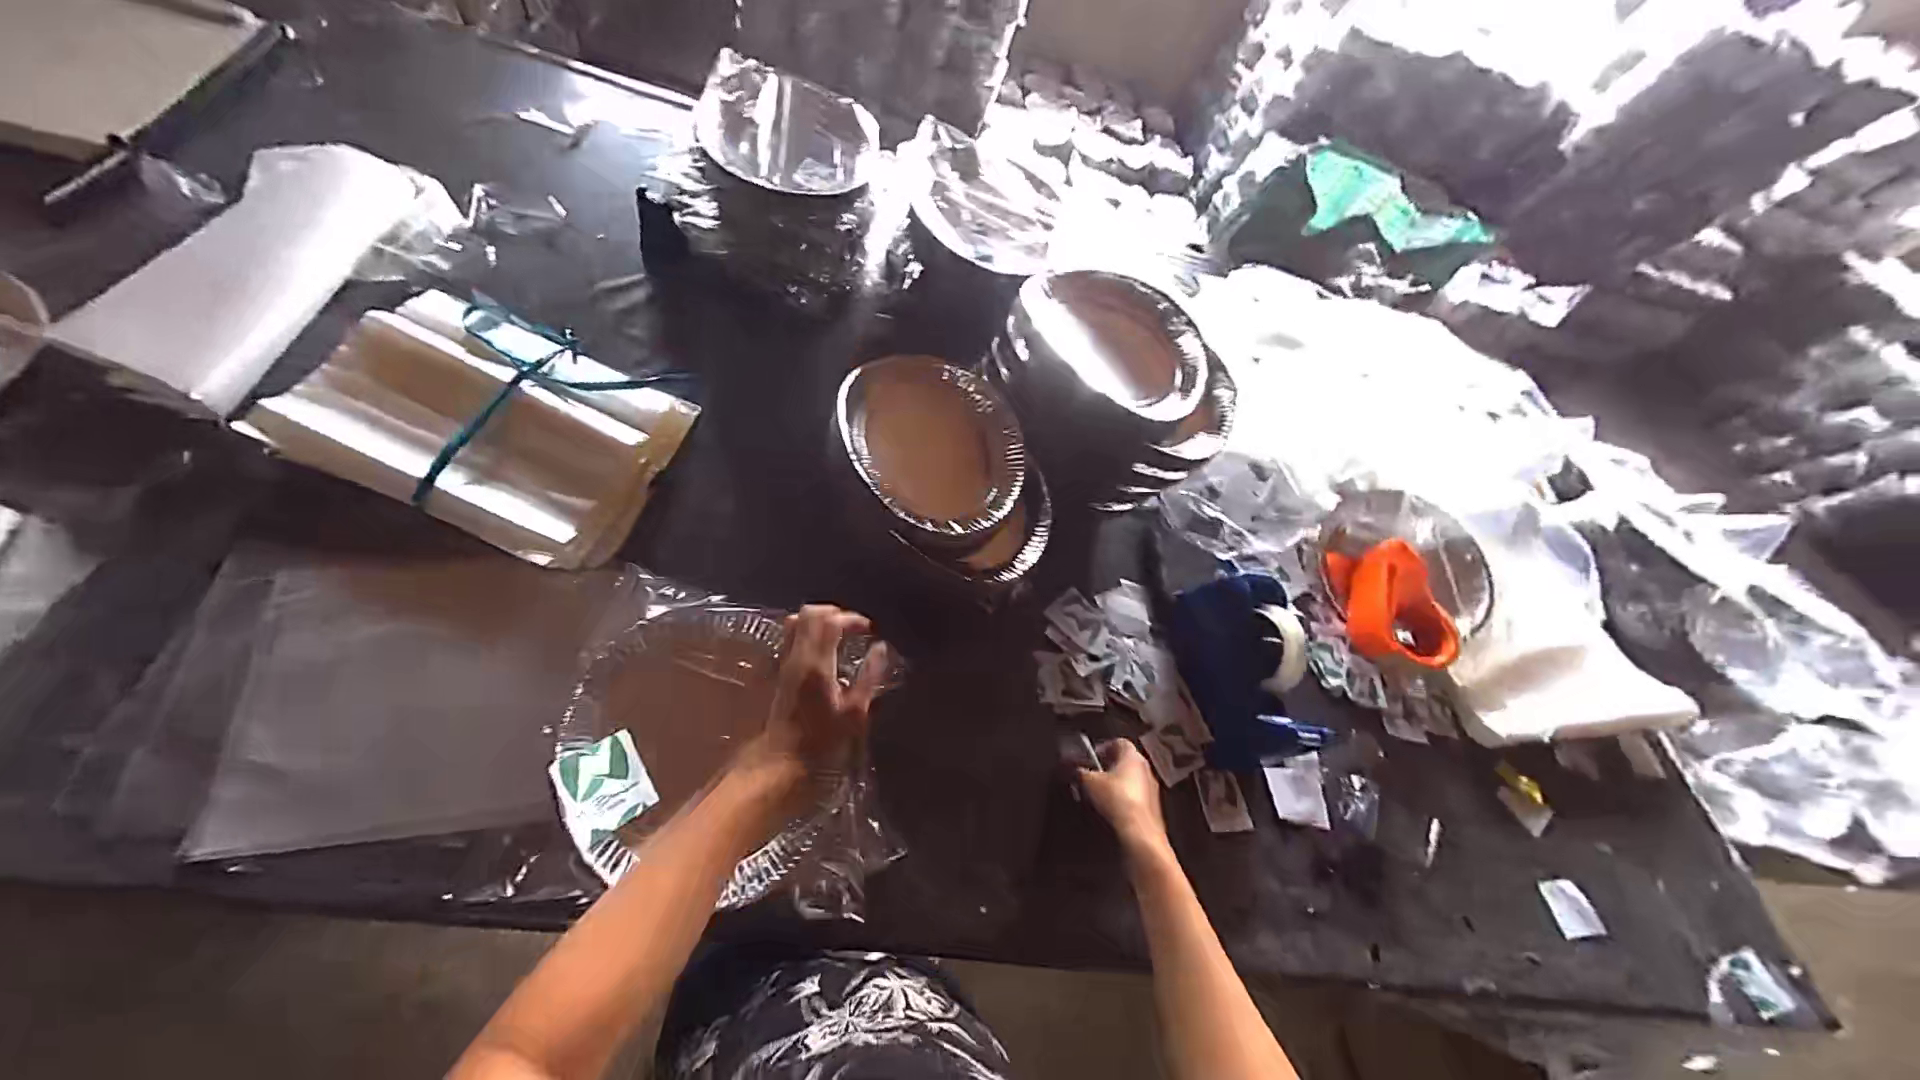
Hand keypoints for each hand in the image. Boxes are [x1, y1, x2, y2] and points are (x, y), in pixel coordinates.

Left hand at [740, 605, 887, 784]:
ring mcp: (783, 666)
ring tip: (840, 638)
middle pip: (808, 614)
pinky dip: (808, 636)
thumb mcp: (854, 715)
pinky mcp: (778, 676)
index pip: (829, 621)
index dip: (852, 618)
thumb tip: (880, 649)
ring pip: (795, 624)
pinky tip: (825, 656)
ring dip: (819, 623)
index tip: (869, 630)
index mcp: (816, 665)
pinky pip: (791, 640)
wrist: (778, 770)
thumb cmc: (820, 746)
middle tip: (855, 629)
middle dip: (834, 613)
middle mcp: (795, 659)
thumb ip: (869, 677)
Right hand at [1079, 739, 1170, 862]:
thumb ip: (1078, 771)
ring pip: (1129, 781)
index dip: (1101, 748)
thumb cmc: (1120, 804)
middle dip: (1106, 768)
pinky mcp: (1151, 810)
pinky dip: (1122, 802)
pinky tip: (1110, 812)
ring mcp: (1151, 790)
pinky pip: (1134, 799)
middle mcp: (1145, 770)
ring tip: (1097, 796)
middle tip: (1090, 776)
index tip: (1089, 757)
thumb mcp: (1088, 782)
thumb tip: (1072, 769)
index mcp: (1132, 756)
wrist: (1140, 836)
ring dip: (1114, 786)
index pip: (1117, 742)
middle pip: (1123, 762)